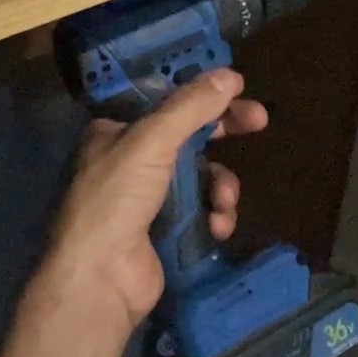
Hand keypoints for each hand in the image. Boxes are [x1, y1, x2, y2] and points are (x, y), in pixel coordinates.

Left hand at [39, 69, 268, 332]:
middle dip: (223, 130)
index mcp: (115, 131)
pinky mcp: (164, 232)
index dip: (199, 92)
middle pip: (188, 135)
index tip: (235, 87)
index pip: (164, 100)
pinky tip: (218, 226)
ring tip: (224, 200)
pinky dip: (214, 216)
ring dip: (220, 184)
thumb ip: (191, 106)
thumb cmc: (115, 198)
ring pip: (200, 175)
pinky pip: (201, 211)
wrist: (98, 282)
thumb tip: (229, 74)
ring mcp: (147, 199)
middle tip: (260, 120)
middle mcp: (129, 160)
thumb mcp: (151, 141)